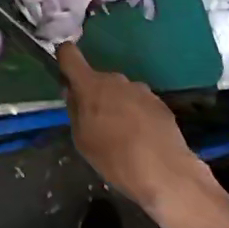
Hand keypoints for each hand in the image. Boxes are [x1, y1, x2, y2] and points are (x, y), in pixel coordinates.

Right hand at [59, 43, 215, 221]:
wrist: (165, 172)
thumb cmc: (114, 158)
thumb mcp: (81, 140)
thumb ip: (75, 110)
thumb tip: (73, 93)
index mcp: (91, 86)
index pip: (69, 55)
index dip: (64, 59)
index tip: (65, 75)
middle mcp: (116, 80)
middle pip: (98, 80)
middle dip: (95, 95)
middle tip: (97, 123)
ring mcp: (140, 89)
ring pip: (120, 92)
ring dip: (117, 105)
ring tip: (123, 136)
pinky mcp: (159, 102)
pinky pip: (139, 103)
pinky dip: (136, 115)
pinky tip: (142, 139)